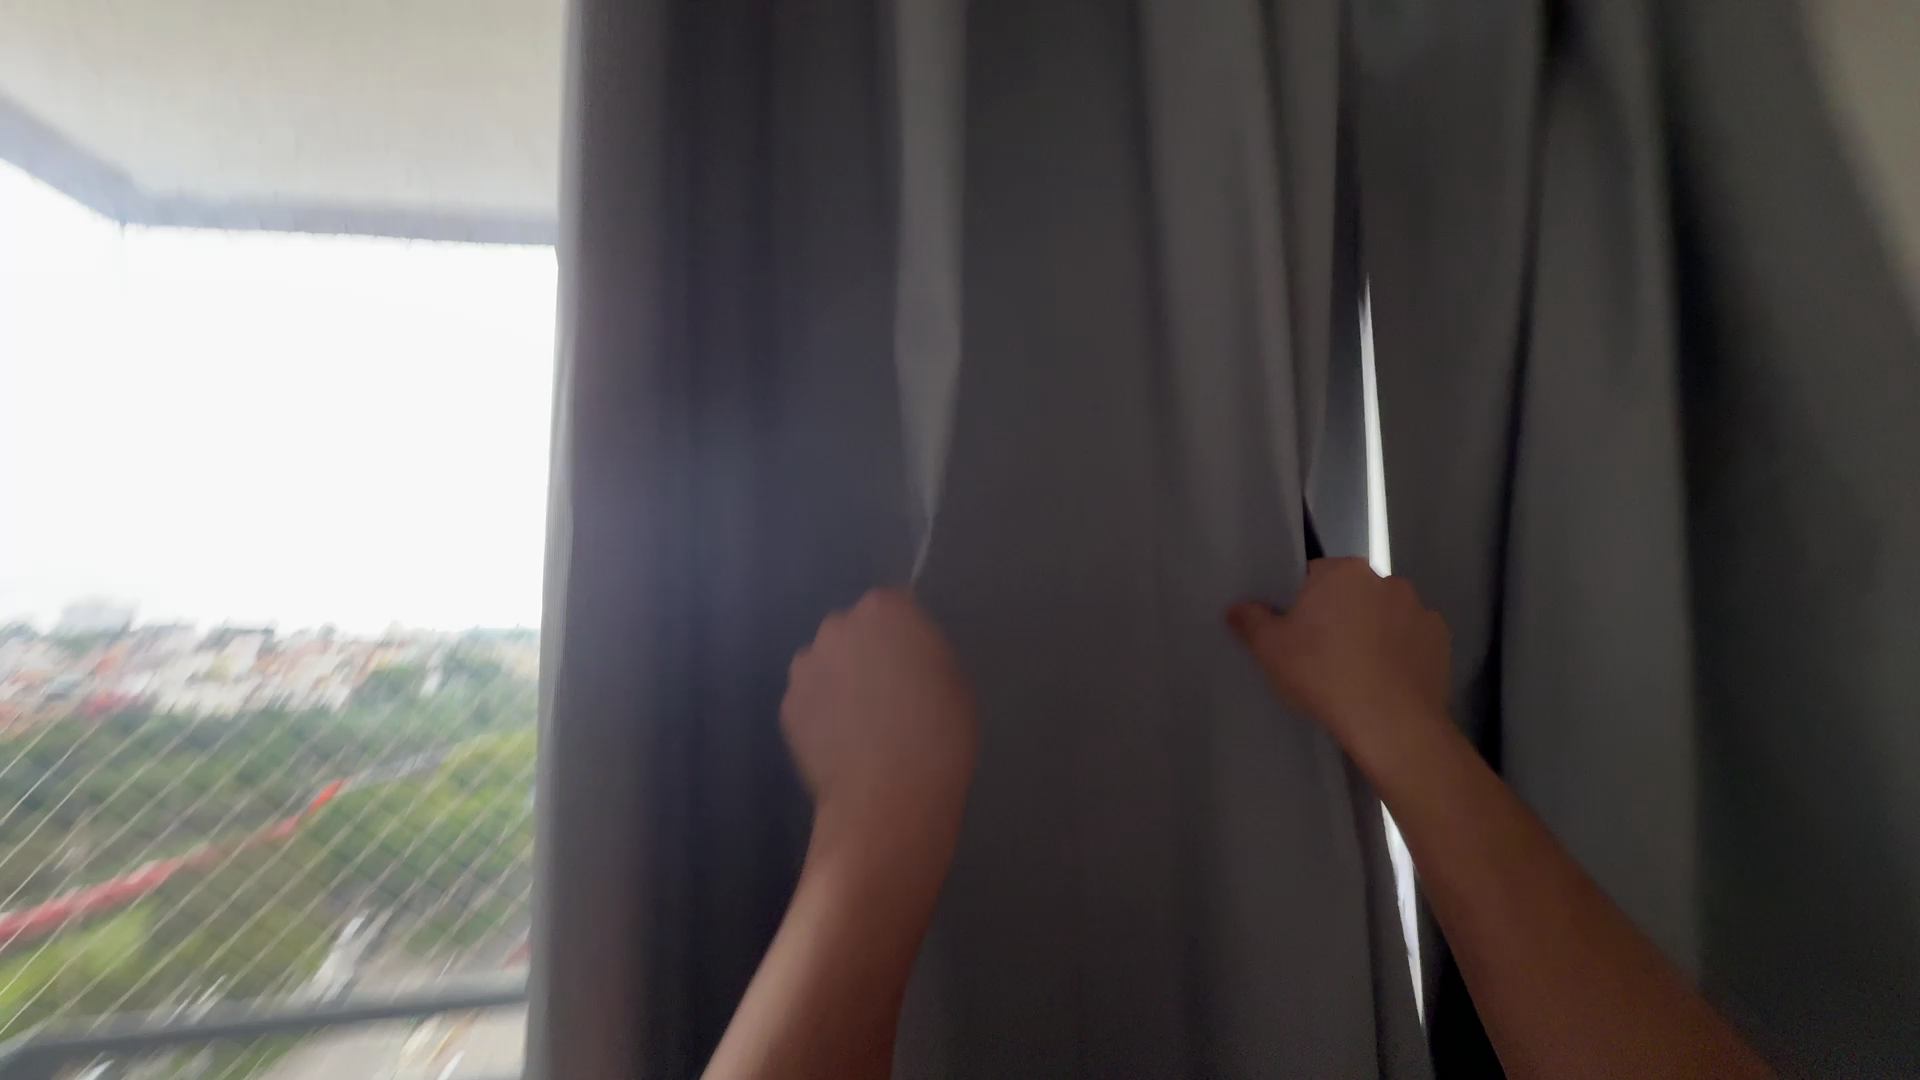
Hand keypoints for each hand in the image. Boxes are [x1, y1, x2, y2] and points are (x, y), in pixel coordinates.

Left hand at [782, 588, 976, 839]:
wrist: (890, 796)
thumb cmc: (940, 733)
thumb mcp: (954, 677)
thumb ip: (925, 650)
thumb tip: (906, 653)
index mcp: (885, 609)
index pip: (894, 605)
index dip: (906, 633)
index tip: (915, 661)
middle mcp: (838, 626)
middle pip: (854, 629)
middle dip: (867, 650)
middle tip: (889, 691)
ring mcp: (806, 666)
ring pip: (826, 663)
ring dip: (839, 679)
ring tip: (861, 721)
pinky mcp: (787, 705)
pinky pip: (810, 698)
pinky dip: (821, 712)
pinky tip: (842, 742)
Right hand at [1227, 557, 1451, 757]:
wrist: (1390, 722)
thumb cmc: (1323, 673)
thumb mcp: (1269, 649)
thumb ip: (1250, 621)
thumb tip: (1238, 607)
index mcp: (1342, 572)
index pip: (1313, 575)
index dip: (1300, 602)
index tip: (1294, 630)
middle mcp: (1386, 580)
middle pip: (1350, 593)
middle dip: (1338, 614)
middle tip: (1320, 653)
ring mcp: (1419, 609)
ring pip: (1383, 615)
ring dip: (1371, 631)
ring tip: (1356, 671)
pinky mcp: (1442, 640)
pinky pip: (1410, 639)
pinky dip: (1398, 652)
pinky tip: (1384, 680)